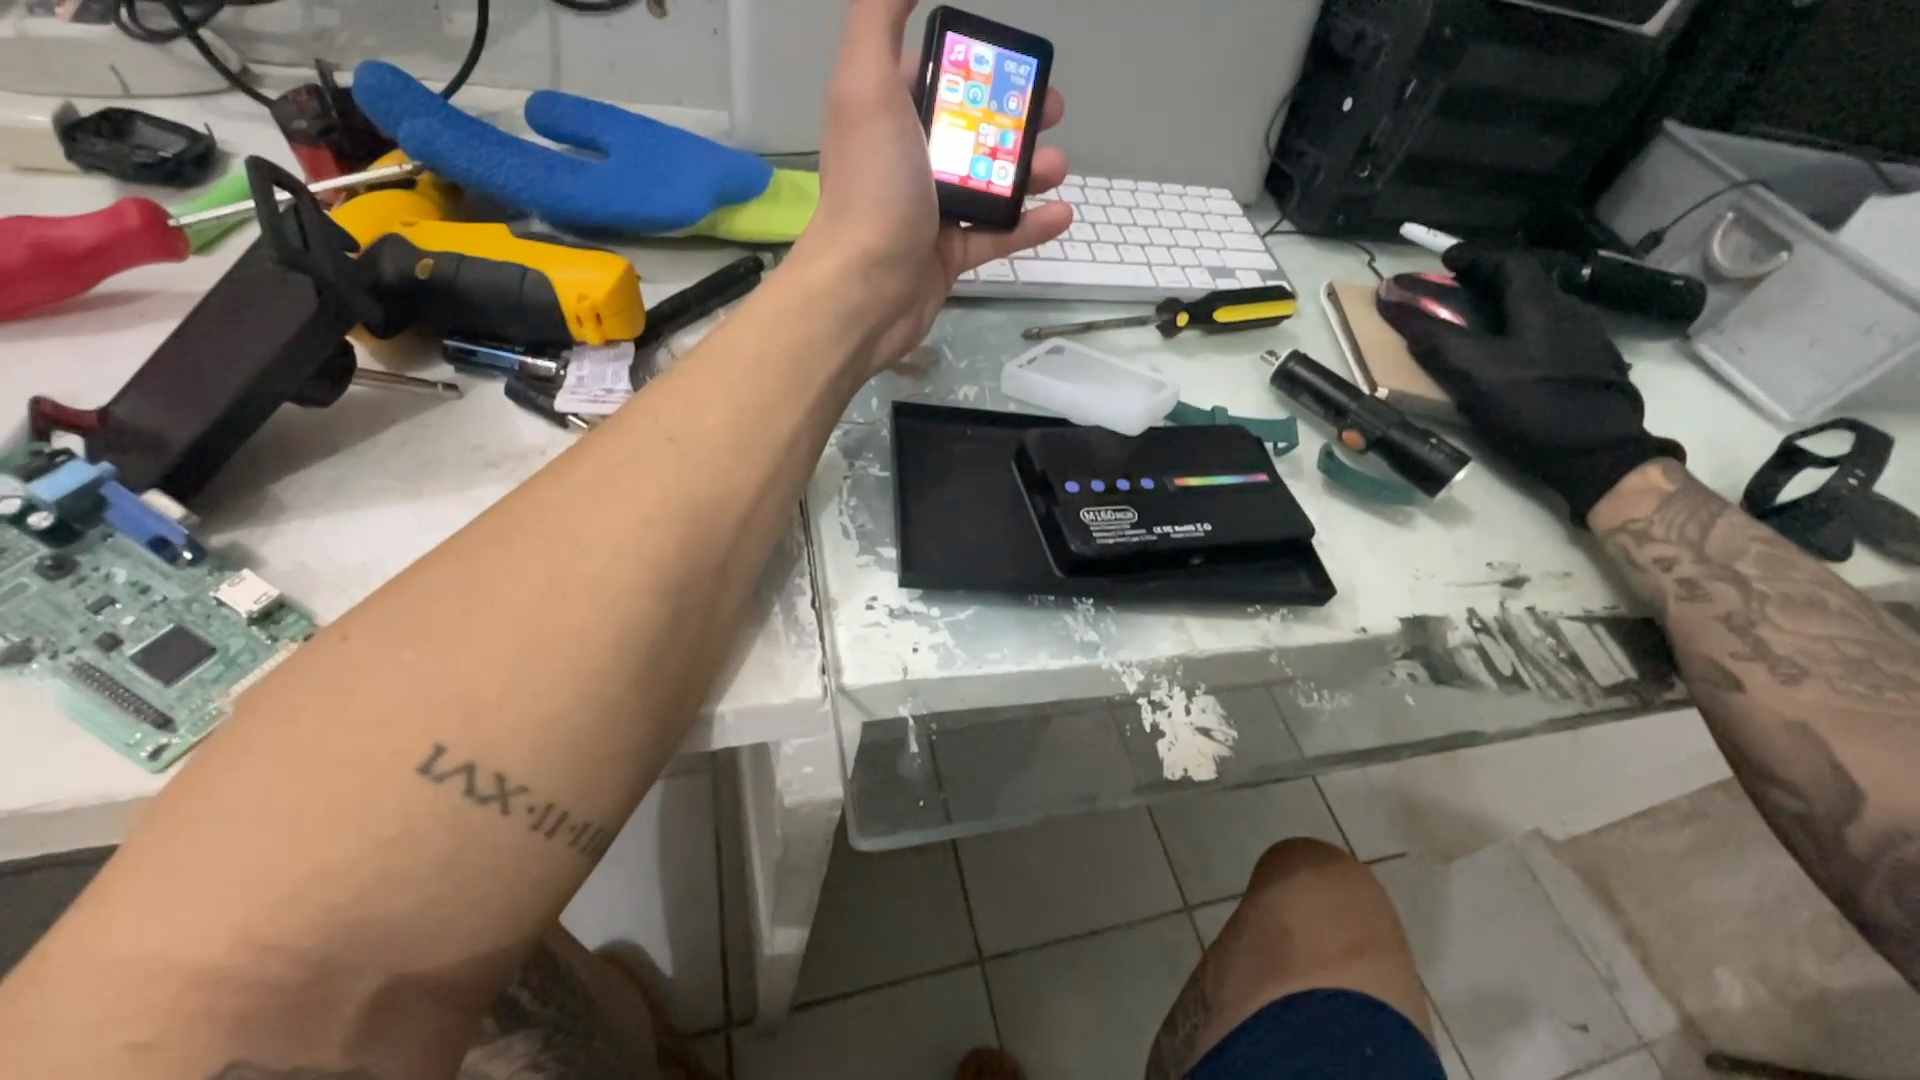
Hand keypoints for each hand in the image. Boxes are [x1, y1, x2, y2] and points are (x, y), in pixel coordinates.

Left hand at [787, 0, 1071, 372]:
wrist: (864, 290)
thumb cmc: (872, 185)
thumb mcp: (867, 83)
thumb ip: (881, 18)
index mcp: (888, 114)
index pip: (938, 78)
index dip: (980, 67)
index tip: (1019, 64)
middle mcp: (907, 160)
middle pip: (972, 129)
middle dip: (1016, 119)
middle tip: (1054, 113)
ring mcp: (929, 212)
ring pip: (989, 184)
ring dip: (1029, 172)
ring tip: (1058, 168)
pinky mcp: (947, 257)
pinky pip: (996, 237)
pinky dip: (1030, 226)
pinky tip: (1063, 214)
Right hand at [1378, 245, 1683, 526]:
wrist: (1600, 455)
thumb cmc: (1533, 409)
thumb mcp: (1474, 375)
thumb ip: (1433, 338)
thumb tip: (1391, 299)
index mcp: (1541, 308)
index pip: (1508, 262)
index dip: (1474, 256)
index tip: (1445, 261)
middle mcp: (1569, 313)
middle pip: (1526, 284)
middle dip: (1487, 282)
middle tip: (1455, 292)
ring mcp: (1587, 341)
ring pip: (1540, 311)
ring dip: (1505, 309)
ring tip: (1477, 326)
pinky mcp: (1595, 367)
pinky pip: (1551, 336)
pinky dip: (1523, 334)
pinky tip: (1511, 360)